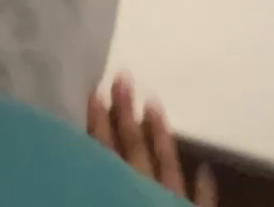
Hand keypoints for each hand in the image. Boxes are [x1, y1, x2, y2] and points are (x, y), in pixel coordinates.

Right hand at [87, 73, 217, 205]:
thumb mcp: (101, 201)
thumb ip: (88, 192)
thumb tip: (69, 172)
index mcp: (119, 194)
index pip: (105, 154)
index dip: (99, 123)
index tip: (95, 91)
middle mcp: (146, 198)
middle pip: (134, 153)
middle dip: (126, 115)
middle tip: (123, 79)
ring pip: (167, 170)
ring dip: (160, 138)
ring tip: (154, 104)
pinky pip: (200, 206)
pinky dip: (202, 189)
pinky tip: (204, 170)